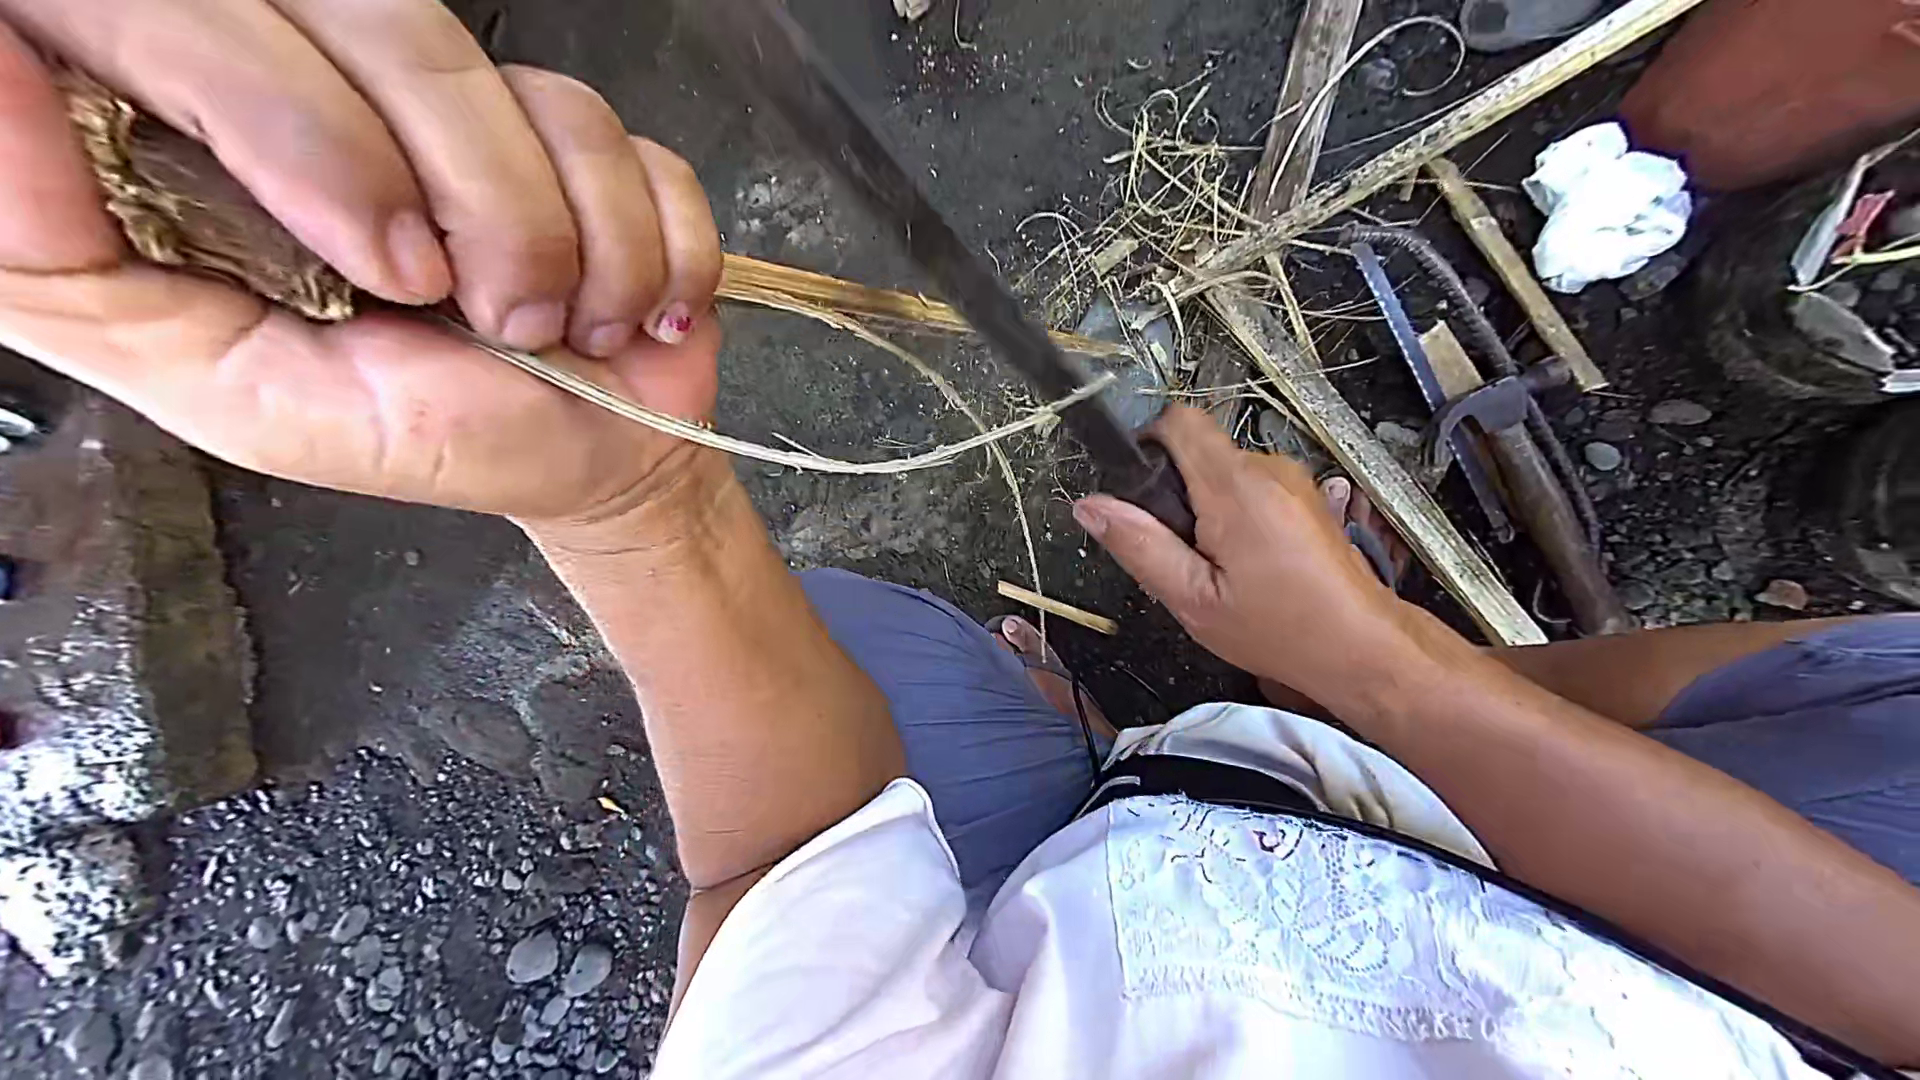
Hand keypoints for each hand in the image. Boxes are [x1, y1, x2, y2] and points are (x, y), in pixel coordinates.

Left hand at [0, 5, 722, 527]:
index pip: (196, 6)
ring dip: (586, 260)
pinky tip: (639, 317)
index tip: (386, 275)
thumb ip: (58, 258)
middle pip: (406, 32)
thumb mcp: (237, 390)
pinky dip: (659, 261)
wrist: (602, 462)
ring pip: (558, 113)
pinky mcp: (632, 172)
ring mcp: (522, 133)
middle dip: (483, 214)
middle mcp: (382, 104)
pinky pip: (651, 169)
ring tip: (572, 333)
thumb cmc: (448, 442)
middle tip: (495, 320)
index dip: (294, 119)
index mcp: (248, 139)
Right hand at [1071, 406, 1446, 710]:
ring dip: (1202, 507)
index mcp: (1235, 487)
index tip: (1141, 493)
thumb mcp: (1191, 598)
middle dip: (1173, 491)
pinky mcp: (1303, 494)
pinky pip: (1247, 485)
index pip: (1179, 422)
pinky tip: (1241, 561)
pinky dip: (1229, 513)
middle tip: (1179, 552)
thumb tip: (1089, 506)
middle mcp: (1267, 468)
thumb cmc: (1278, 629)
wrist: (1363, 647)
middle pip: (1196, 449)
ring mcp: (1291, 479)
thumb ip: (1138, 545)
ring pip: (1219, 470)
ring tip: (1213, 565)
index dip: (1147, 444)